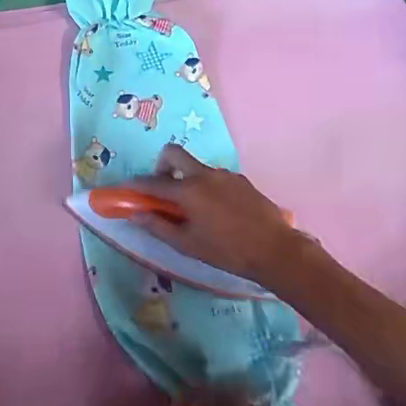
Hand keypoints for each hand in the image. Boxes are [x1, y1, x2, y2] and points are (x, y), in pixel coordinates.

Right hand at [117, 144, 314, 290]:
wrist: (278, 252)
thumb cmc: (228, 251)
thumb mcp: (188, 244)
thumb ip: (158, 227)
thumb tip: (136, 215)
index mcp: (187, 191)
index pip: (152, 182)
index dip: (136, 185)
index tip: (127, 188)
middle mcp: (204, 175)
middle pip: (173, 154)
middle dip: (161, 165)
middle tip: (163, 187)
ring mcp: (225, 175)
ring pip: (197, 168)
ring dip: (188, 179)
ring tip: (195, 208)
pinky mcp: (242, 181)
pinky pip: (216, 178)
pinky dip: (208, 187)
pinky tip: (218, 211)